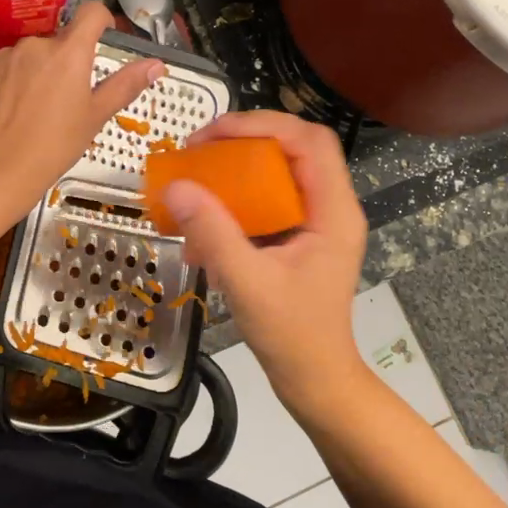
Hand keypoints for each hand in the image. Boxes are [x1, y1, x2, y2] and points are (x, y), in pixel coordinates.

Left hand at [0, 2, 162, 215]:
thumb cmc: (54, 145)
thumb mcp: (95, 117)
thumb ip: (125, 85)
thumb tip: (156, 64)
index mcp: (69, 52)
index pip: (91, 12)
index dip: (101, 20)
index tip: (103, 38)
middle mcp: (36, 44)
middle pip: (59, 41)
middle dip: (66, 61)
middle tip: (67, 98)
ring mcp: (5, 56)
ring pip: (31, 55)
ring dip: (38, 71)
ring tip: (36, 109)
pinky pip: (6, 68)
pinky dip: (13, 82)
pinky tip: (12, 112)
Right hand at [158, 111, 370, 419]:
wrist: (315, 381)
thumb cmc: (292, 335)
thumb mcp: (248, 283)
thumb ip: (213, 233)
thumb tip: (174, 186)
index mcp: (333, 212)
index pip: (308, 140)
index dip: (261, 125)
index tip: (213, 135)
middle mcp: (330, 208)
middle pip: (292, 147)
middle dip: (243, 139)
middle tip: (198, 149)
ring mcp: (315, 222)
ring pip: (277, 169)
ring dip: (236, 165)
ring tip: (196, 173)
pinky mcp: (297, 237)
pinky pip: (266, 198)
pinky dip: (234, 197)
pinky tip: (203, 219)